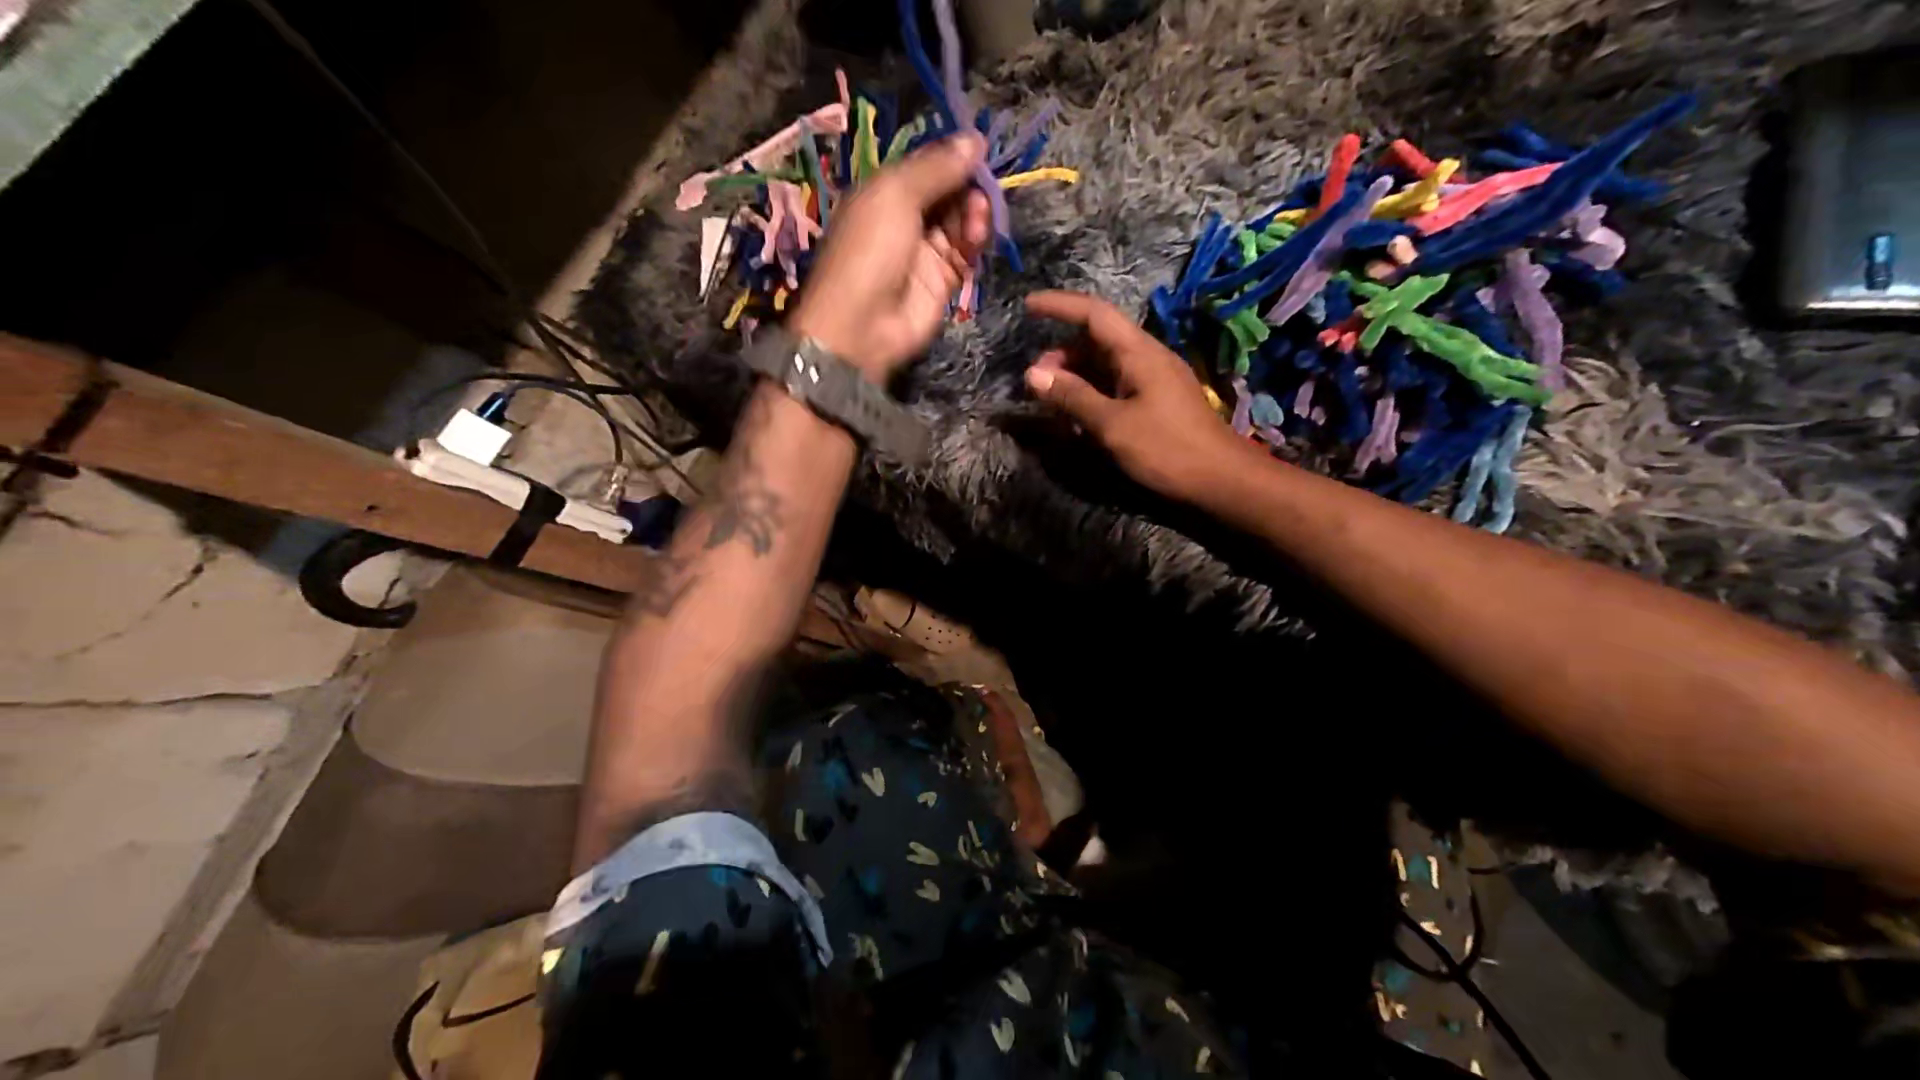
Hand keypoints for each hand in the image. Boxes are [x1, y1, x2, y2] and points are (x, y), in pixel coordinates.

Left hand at [788, 133, 991, 381]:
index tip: (979, 153)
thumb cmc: (870, 251)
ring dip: (974, 215)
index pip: (926, 167)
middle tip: (978, 194)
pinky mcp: (942, 281)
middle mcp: (905, 219)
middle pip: (948, 193)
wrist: (863, 324)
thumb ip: (937, 167)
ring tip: (976, 223)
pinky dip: (974, 243)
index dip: (952, 159)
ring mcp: (924, 252)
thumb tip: (975, 139)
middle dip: (967, 188)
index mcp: (884, 192)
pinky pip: (966, 253)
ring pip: (961, 222)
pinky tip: (976, 240)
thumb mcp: (896, 195)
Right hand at [1022, 290, 1250, 499]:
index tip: (1027, 305)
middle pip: (1096, 340)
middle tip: (1035, 382)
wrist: (1220, 478)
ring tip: (1050, 400)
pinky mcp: (1155, 400)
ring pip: (1104, 363)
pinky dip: (1091, 391)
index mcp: (1138, 352)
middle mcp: (1146, 357)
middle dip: (1061, 354)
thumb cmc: (1167, 448)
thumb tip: (1032, 374)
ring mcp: (1153, 378)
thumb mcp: (1112, 424)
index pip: (1094, 313)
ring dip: (1074, 376)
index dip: (1059, 305)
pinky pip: (1115, 383)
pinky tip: (1077, 414)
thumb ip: (1073, 396)